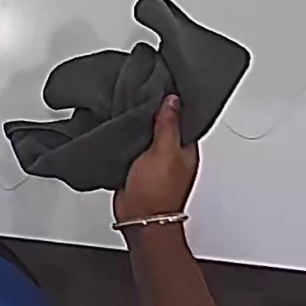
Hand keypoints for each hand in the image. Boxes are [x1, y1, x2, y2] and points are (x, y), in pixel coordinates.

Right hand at [114, 95, 197, 223]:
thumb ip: (168, 125)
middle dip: (153, 112)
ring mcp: (153, 160)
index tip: (162, 86)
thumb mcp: (165, 152)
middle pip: (163, 125)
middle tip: (141, 93)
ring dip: (138, 125)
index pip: (182, 118)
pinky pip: (132, 146)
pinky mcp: (136, 166)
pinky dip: (127, 138)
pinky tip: (120, 129)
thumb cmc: (156, 192)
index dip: (173, 103)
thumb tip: (172, 101)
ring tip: (128, 106)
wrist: (138, 218)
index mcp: (185, 149)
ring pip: (146, 135)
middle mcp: (171, 153)